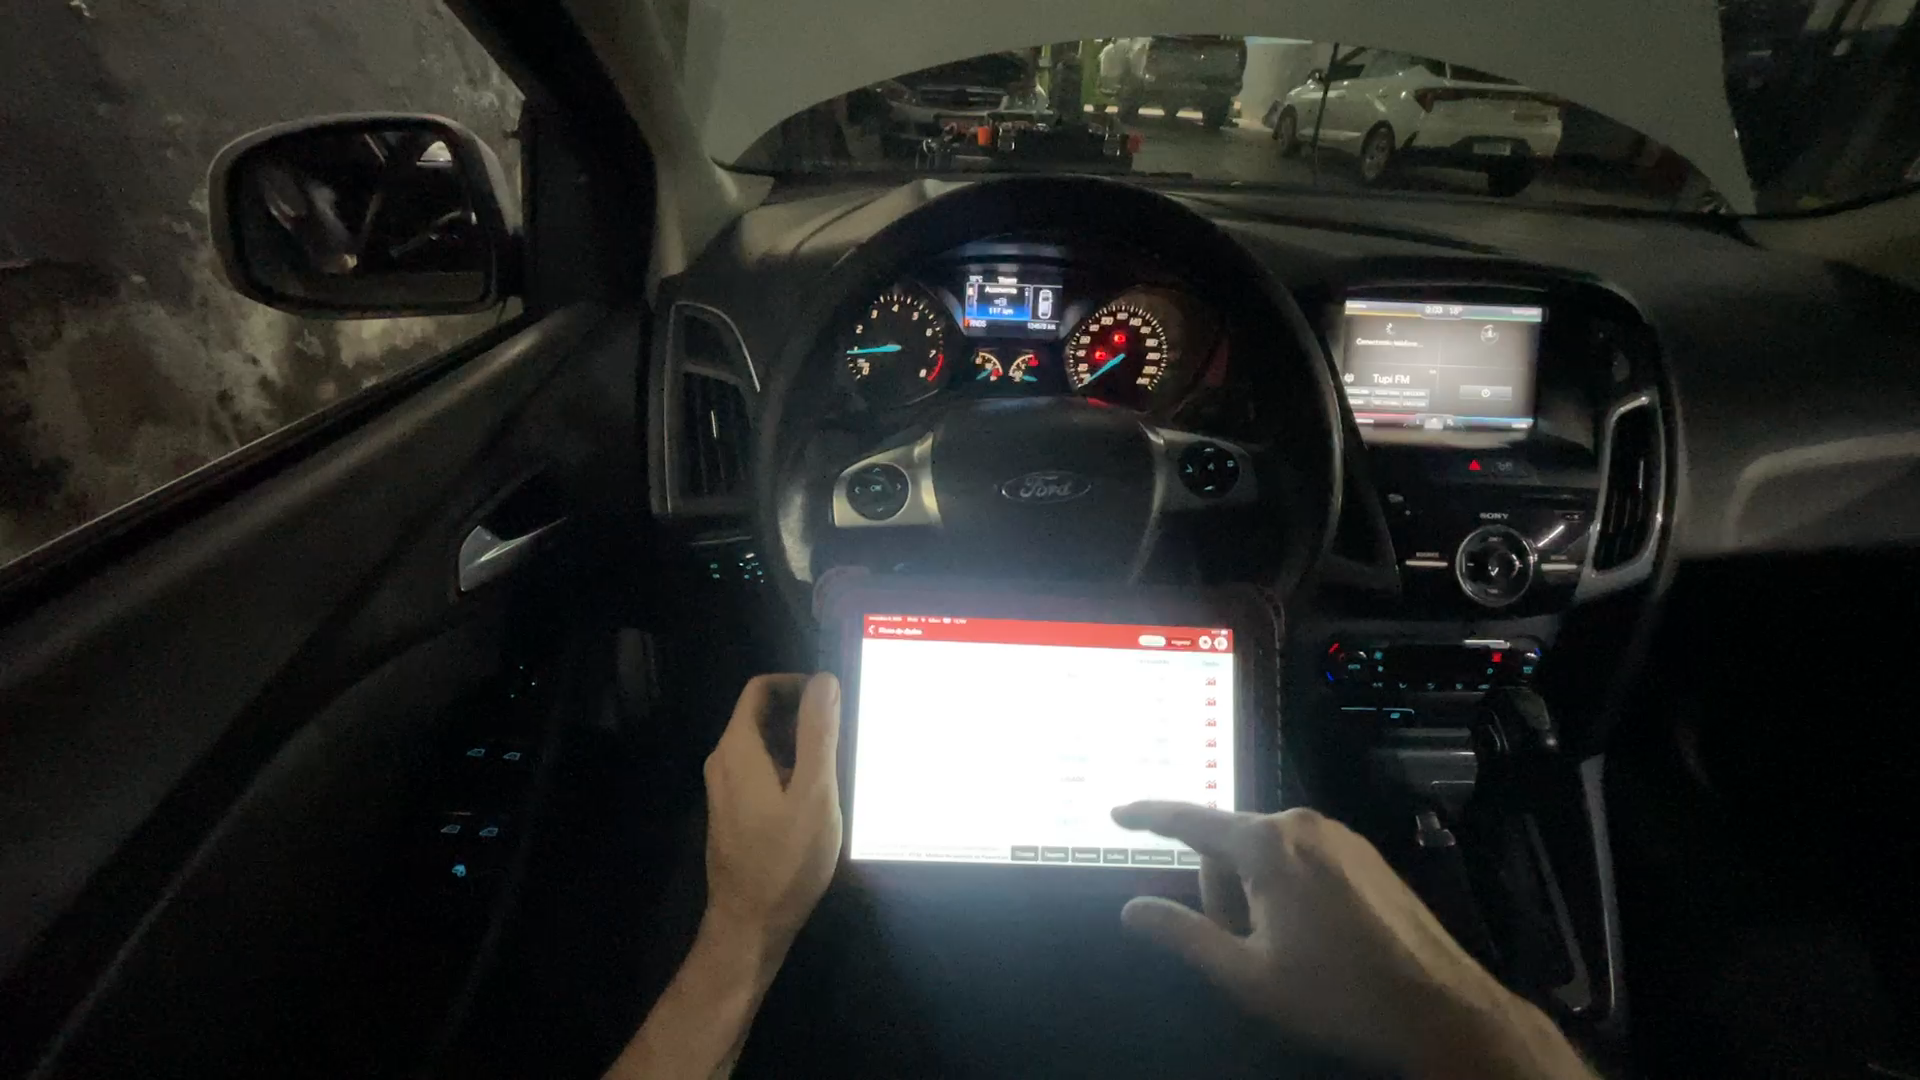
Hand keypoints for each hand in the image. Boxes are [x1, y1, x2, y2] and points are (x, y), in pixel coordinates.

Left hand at [702, 673, 842, 950]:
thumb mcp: (814, 792)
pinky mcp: (733, 809)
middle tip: (842, 734)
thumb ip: (819, 732)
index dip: (796, 684)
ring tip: (835, 763)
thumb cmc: (786, 858)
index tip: (831, 700)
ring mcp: (725, 787)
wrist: (749, 926)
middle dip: (802, 713)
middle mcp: (724, 760)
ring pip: (763, 742)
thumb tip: (825, 680)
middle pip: (761, 713)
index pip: (760, 689)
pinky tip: (815, 793)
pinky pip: (760, 767)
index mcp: (738, 748)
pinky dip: (788, 765)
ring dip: (798, 741)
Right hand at [1111, 803, 1596, 1079]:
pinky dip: (1284, 885)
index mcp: (1265, 845)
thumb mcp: (1248, 975)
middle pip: (1228, 844)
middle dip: (1220, 891)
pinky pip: (1299, 854)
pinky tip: (1314, 933)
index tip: (1116, 813)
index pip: (1188, 819)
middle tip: (1245, 948)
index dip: (1146, 815)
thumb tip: (1130, 909)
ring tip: (1284, 947)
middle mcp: (1298, 823)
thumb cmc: (1338, 994)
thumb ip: (1183, 934)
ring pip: (1263, 851)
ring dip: (1253, 891)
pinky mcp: (1361, 850)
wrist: (1448, 1013)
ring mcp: (1335, 833)